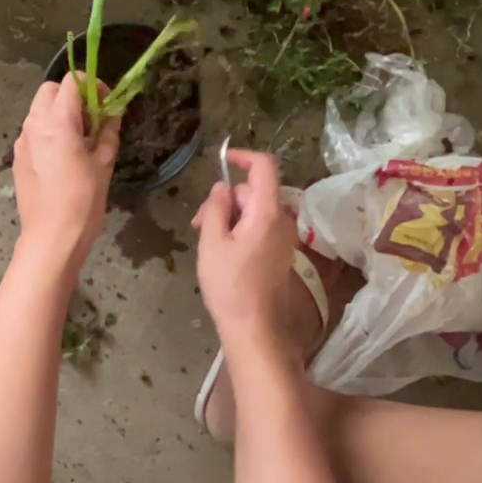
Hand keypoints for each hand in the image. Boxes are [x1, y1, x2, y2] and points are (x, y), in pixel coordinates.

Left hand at [12, 77, 119, 267]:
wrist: (51, 237)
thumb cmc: (82, 200)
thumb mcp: (104, 163)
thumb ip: (108, 131)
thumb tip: (113, 112)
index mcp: (57, 122)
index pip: (71, 82)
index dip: (92, 86)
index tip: (105, 104)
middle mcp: (33, 125)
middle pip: (49, 91)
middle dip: (72, 96)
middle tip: (91, 120)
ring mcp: (21, 142)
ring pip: (38, 111)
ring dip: (58, 113)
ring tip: (79, 140)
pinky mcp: (17, 158)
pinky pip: (32, 132)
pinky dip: (47, 131)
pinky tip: (62, 157)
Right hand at [194, 149, 309, 356]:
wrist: (254, 326)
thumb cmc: (229, 284)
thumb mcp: (212, 242)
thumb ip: (215, 208)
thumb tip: (221, 187)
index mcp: (267, 212)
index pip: (264, 166)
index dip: (243, 156)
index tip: (221, 159)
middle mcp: (281, 219)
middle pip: (253, 191)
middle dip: (225, 198)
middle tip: (198, 221)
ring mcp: (282, 236)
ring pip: (253, 209)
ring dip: (229, 215)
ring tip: (206, 238)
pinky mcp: (278, 251)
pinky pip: (258, 226)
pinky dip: (238, 228)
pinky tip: (221, 249)